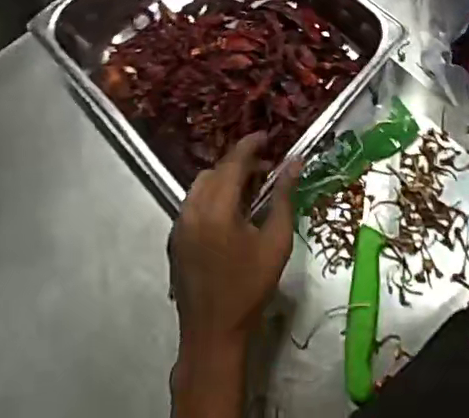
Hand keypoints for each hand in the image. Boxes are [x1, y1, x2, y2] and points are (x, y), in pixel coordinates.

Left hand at [169, 132, 300, 350]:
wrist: (213, 333)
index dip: (250, 145)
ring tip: (249, 192)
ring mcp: (179, 223)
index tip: (266, 136)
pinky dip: (211, 197)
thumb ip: (283, 199)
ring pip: (201, 185)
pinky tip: (230, 214)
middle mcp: (192, 208)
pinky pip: (192, 203)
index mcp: (216, 208)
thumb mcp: (275, 243)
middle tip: (265, 170)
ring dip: (224, 180)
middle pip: (215, 171)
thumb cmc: (249, 289)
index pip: (233, 162)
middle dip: (239, 164)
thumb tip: (294, 163)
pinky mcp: (174, 237)